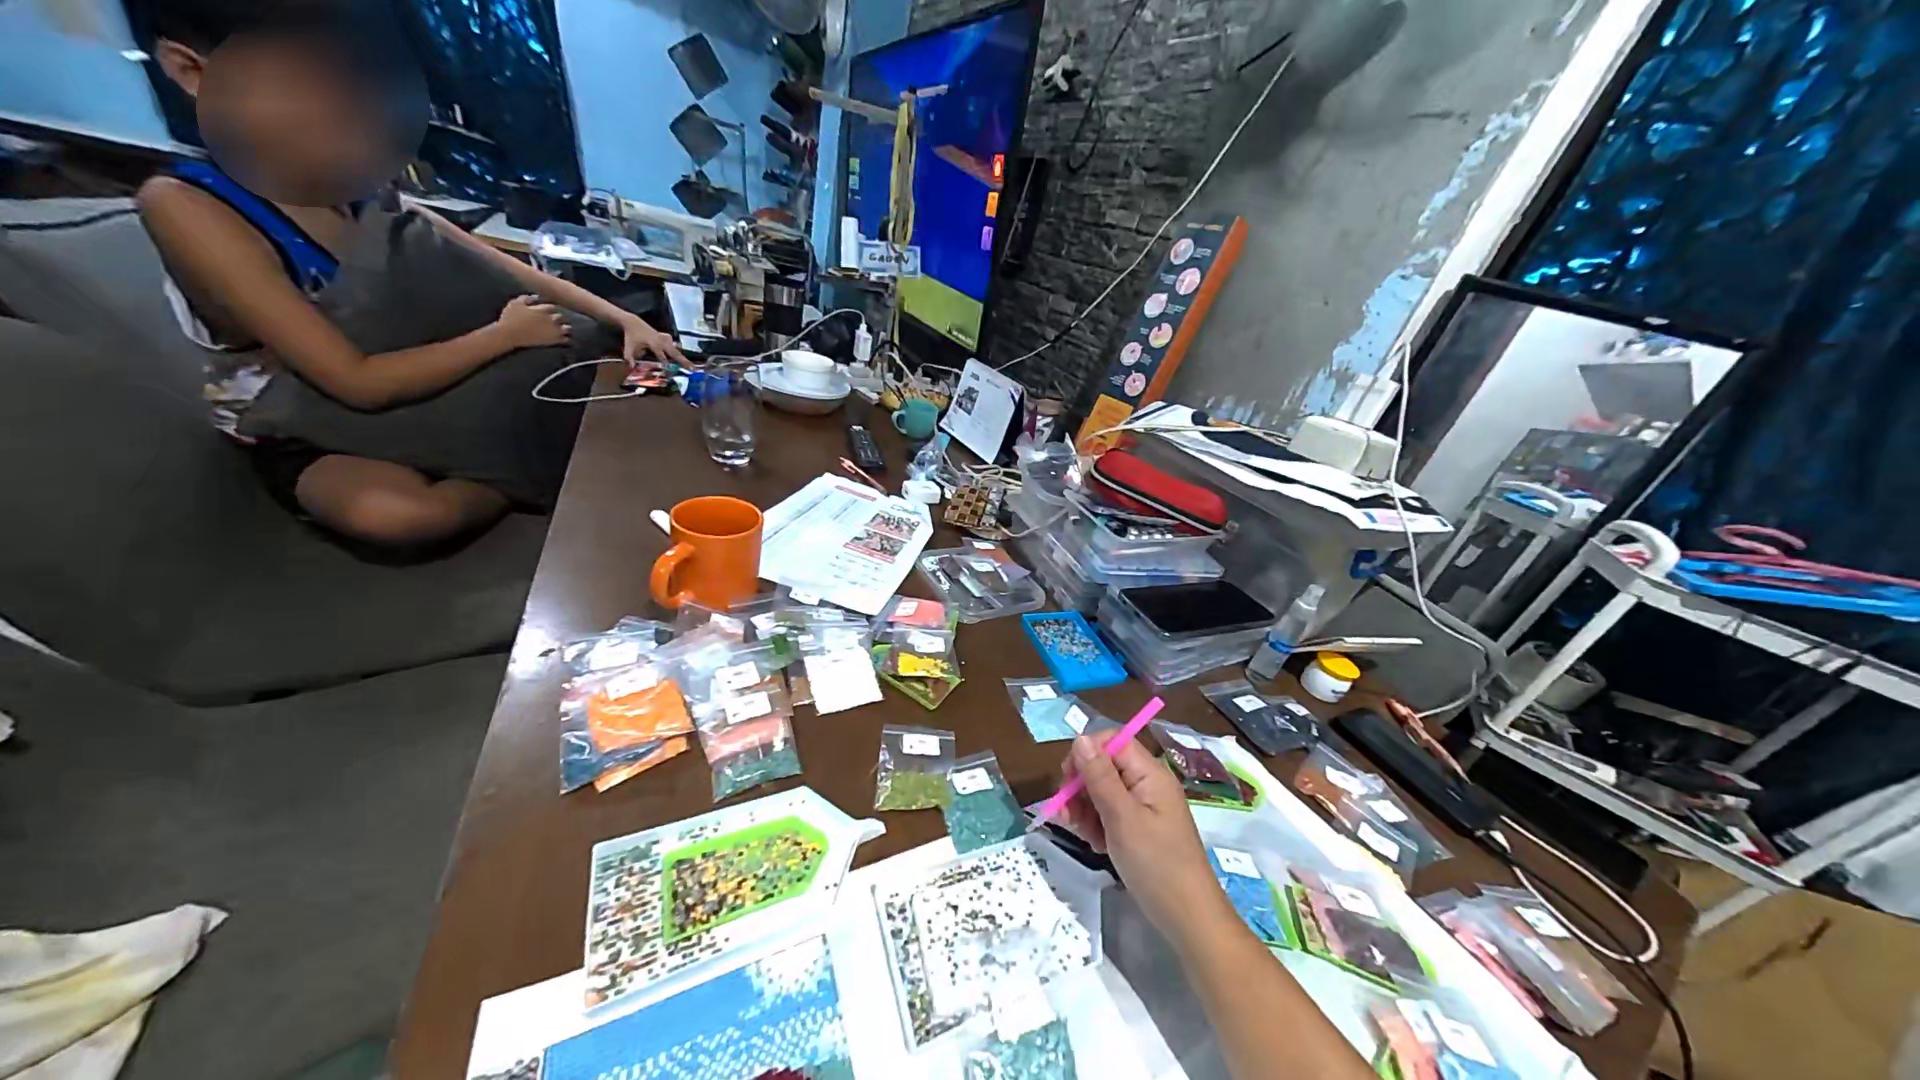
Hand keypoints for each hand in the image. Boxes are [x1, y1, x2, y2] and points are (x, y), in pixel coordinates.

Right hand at [494, 294, 569, 348]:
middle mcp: (550, 319)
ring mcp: (553, 331)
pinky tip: (565, 337)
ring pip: (567, 328)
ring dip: (566, 327)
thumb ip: (527, 298)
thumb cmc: (510, 318)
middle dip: (562, 317)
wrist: (509, 335)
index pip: (554, 307)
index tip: (552, 310)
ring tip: (566, 328)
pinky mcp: (552, 341)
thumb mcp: (515, 303)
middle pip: (562, 317)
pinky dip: (566, 338)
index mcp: (542, 310)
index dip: (553, 308)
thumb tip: (537, 296)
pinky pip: (565, 339)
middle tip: (561, 319)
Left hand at [620, 314, 687, 365]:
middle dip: (683, 361)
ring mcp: (664, 339)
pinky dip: (677, 350)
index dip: (666, 364)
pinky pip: (673, 345)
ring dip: (683, 358)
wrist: (633, 322)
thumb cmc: (631, 336)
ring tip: (691, 366)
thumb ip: (629, 357)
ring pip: (676, 350)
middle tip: (692, 369)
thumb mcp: (628, 347)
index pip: (662, 356)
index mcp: (654, 344)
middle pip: (674, 353)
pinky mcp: (665, 337)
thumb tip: (631, 367)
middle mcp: (661, 341)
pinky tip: (680, 354)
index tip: (671, 371)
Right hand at [1058, 735, 1231, 938]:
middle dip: (1080, 784)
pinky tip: (1093, 844)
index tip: (1068, 778)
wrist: (1188, 919)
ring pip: (1102, 792)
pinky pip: (1109, 815)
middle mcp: (1146, 785)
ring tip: (1077, 832)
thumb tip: (1080, 738)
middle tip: (1065, 812)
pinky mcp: (1138, 830)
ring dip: (1083, 807)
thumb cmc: (1156, 864)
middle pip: (1104, 766)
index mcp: (1149, 773)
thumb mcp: (1122, 818)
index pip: (1112, 741)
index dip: (1087, 752)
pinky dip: (1095, 825)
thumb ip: (1099, 776)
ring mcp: (1143, 809)